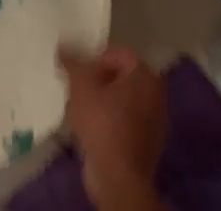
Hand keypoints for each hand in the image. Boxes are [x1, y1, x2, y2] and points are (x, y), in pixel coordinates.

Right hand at [59, 45, 166, 207]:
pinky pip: (124, 120)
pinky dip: (109, 120)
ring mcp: (155, 120)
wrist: (118, 176)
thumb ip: (72, 62)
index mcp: (145, 75)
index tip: (76, 73)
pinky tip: (90, 129)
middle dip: (97, 79)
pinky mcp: (148, 142)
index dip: (93, 59)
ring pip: (122, 99)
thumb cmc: (101, 122)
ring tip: (79, 109)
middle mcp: (156, 94)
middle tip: (75, 88)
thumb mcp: (80, 85)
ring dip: (101, 100)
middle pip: (120, 76)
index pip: (116, 53)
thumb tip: (63, 45)